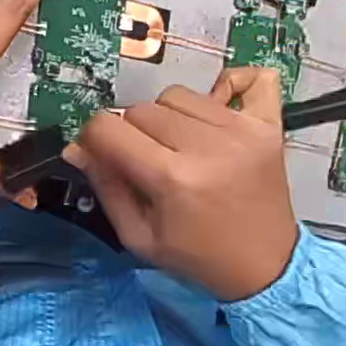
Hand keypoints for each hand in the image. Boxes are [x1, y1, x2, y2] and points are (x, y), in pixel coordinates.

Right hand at [63, 68, 298, 300]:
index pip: (108, 127)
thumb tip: (76, 147)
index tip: (101, 155)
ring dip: (168, 116)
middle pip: (140, 109)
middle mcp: (208, 147)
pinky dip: (227, 86)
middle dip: (131, 132)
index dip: (93, 138)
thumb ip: (104, 186)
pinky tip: (218, 109)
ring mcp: (242, 131)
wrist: (265, 267)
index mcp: (171, 179)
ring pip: (176, 95)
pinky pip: (247, 79)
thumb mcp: (136, 235)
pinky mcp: (269, 125)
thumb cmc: (196, 255)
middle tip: (145, 161)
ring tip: (179, 145)